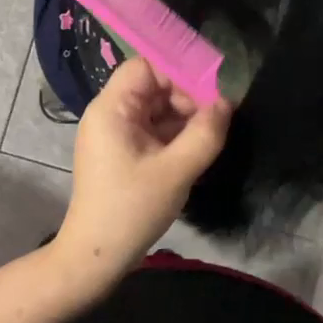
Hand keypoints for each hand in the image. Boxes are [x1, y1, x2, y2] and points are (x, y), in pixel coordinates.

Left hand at [56, 59, 231, 275]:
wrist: (96, 255)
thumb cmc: (132, 208)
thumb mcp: (176, 171)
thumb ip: (205, 133)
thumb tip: (226, 103)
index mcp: (111, 108)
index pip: (145, 66)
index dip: (178, 73)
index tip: (210, 93)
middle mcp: (108, 114)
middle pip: (152, 87)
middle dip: (185, 99)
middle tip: (213, 122)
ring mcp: (113, 134)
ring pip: (154, 110)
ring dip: (182, 120)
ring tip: (207, 139)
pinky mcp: (120, 153)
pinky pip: (150, 131)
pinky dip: (172, 137)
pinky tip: (193, 152)